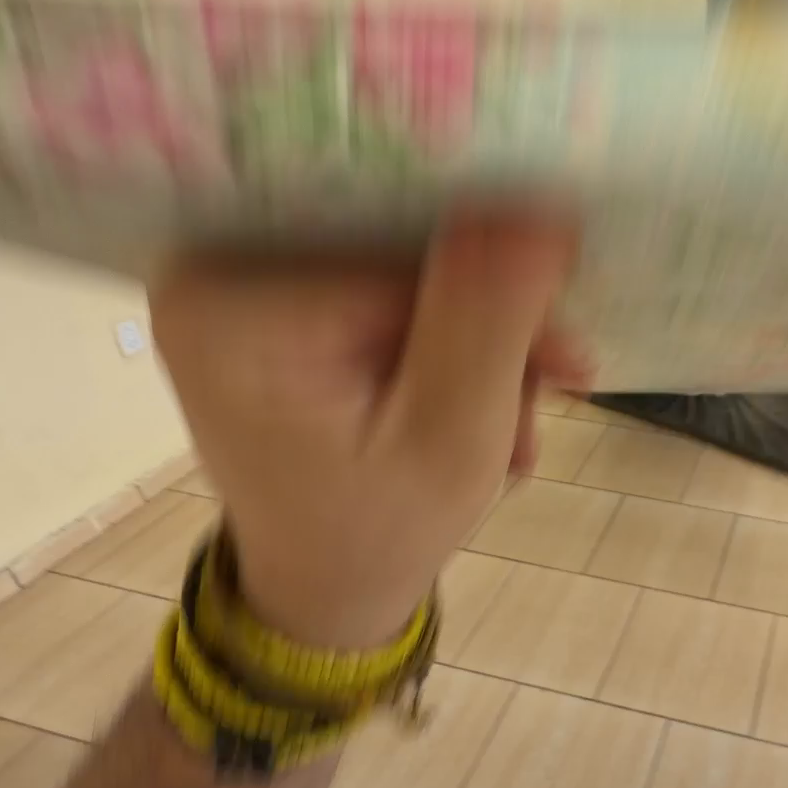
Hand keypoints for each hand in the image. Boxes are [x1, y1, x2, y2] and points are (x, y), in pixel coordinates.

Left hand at [149, 211, 582, 648]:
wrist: (326, 586)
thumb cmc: (379, 533)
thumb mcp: (450, 436)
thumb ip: (489, 316)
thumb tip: (539, 201)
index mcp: (236, 296)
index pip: (404, 243)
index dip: (498, 290)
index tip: (562, 359)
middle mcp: (225, 265)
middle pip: (409, 244)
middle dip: (496, 322)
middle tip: (548, 393)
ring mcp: (254, 282)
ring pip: (417, 266)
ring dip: (486, 341)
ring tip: (509, 426)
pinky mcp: (289, 301)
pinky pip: (399, 289)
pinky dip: (455, 343)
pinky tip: (484, 404)